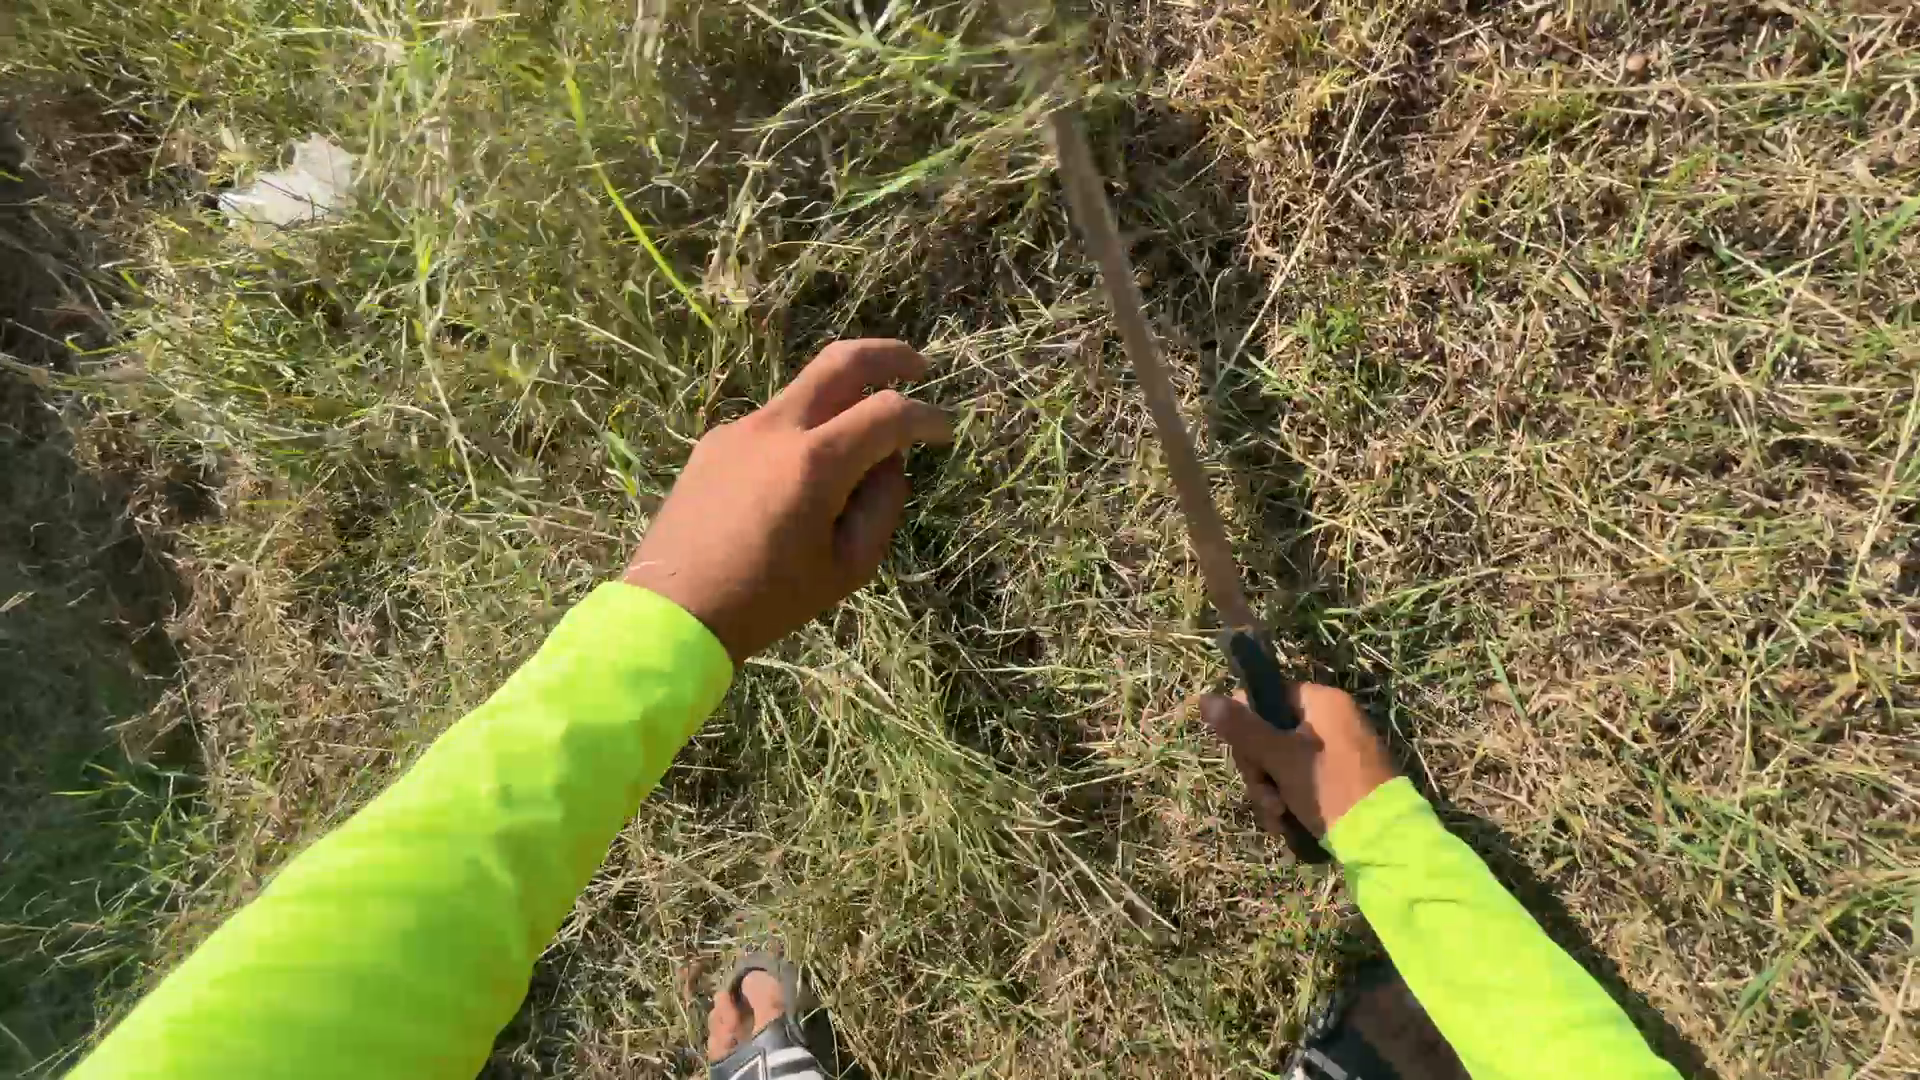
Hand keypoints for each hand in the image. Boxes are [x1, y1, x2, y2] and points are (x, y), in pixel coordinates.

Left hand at [624, 339, 951, 662]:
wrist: (675, 612)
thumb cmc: (770, 600)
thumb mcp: (848, 567)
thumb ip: (882, 504)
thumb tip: (888, 463)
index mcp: (815, 462)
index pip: (888, 414)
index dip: (927, 417)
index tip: (945, 431)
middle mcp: (776, 428)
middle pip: (840, 360)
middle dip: (887, 356)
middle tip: (917, 366)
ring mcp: (740, 429)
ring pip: (806, 392)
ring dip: (843, 402)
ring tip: (859, 450)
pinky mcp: (715, 443)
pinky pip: (775, 425)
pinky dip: (805, 435)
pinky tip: (801, 482)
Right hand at [1201, 683, 1396, 838]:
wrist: (1388, 846)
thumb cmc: (1332, 791)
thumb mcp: (1281, 758)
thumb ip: (1242, 727)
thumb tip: (1205, 698)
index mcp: (1321, 702)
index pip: (1264, 698)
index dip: (1246, 728)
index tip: (1248, 760)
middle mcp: (1330, 719)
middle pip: (1267, 732)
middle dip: (1259, 770)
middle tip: (1267, 797)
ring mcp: (1336, 749)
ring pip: (1278, 759)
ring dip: (1269, 789)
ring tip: (1278, 817)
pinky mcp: (1340, 776)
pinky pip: (1297, 777)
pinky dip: (1287, 798)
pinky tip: (1287, 822)